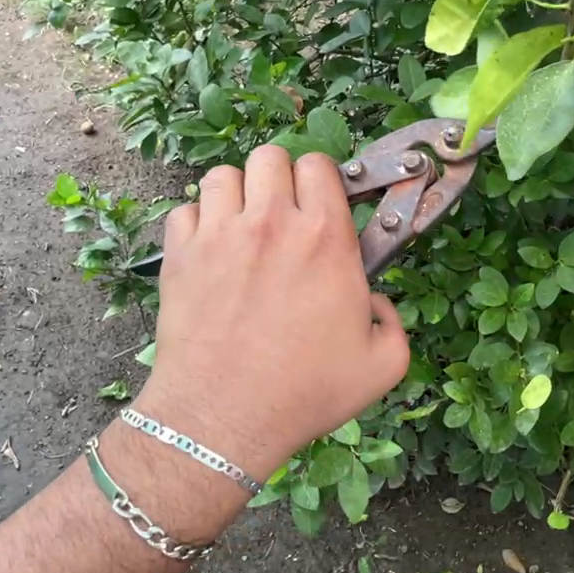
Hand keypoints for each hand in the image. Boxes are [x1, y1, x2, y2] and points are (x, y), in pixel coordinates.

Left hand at [130, 145, 409, 485]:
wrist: (224, 416)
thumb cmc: (305, 391)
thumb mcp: (383, 365)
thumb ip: (392, 322)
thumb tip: (375, 302)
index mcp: (326, 237)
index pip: (320, 165)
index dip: (322, 179)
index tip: (320, 204)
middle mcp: (272, 222)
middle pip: (270, 156)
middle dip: (279, 178)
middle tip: (281, 213)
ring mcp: (220, 234)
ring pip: (223, 174)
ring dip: (236, 193)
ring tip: (241, 225)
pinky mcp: (181, 254)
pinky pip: (185, 209)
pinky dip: (197, 222)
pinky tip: (208, 249)